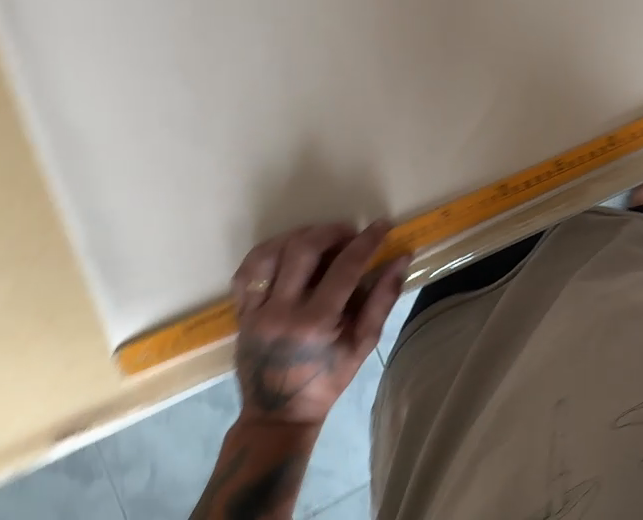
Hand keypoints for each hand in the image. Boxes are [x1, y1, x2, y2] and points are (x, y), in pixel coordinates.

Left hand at [228, 221, 407, 425]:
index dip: (367, 241)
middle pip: (302, 249)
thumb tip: (401, 258)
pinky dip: (267, 254)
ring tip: (319, 239)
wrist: (278, 415)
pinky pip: (246, 272)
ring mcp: (255, 312)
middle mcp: (280, 312)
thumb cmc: (327, 380)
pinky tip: (287, 252)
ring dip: (298, 237)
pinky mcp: (240, 314)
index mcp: (315, 323)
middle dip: (331, 232)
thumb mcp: (364, 343)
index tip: (382, 226)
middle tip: (350, 234)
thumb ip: (383, 298)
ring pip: (269, 254)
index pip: (345, 267)